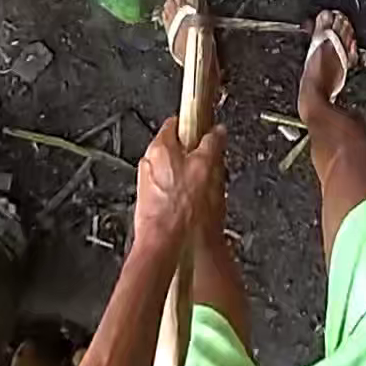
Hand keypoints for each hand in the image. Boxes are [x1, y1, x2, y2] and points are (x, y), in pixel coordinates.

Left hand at [131, 119, 226, 250]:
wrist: (161, 244)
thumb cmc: (177, 207)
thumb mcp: (205, 166)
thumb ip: (212, 143)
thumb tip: (218, 131)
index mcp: (159, 146)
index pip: (176, 122)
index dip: (193, 124)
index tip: (204, 130)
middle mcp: (148, 161)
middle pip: (173, 146)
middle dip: (191, 153)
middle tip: (206, 162)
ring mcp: (146, 182)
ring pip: (170, 168)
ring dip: (184, 173)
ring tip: (199, 187)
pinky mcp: (148, 200)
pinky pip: (166, 187)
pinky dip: (177, 191)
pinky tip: (188, 203)